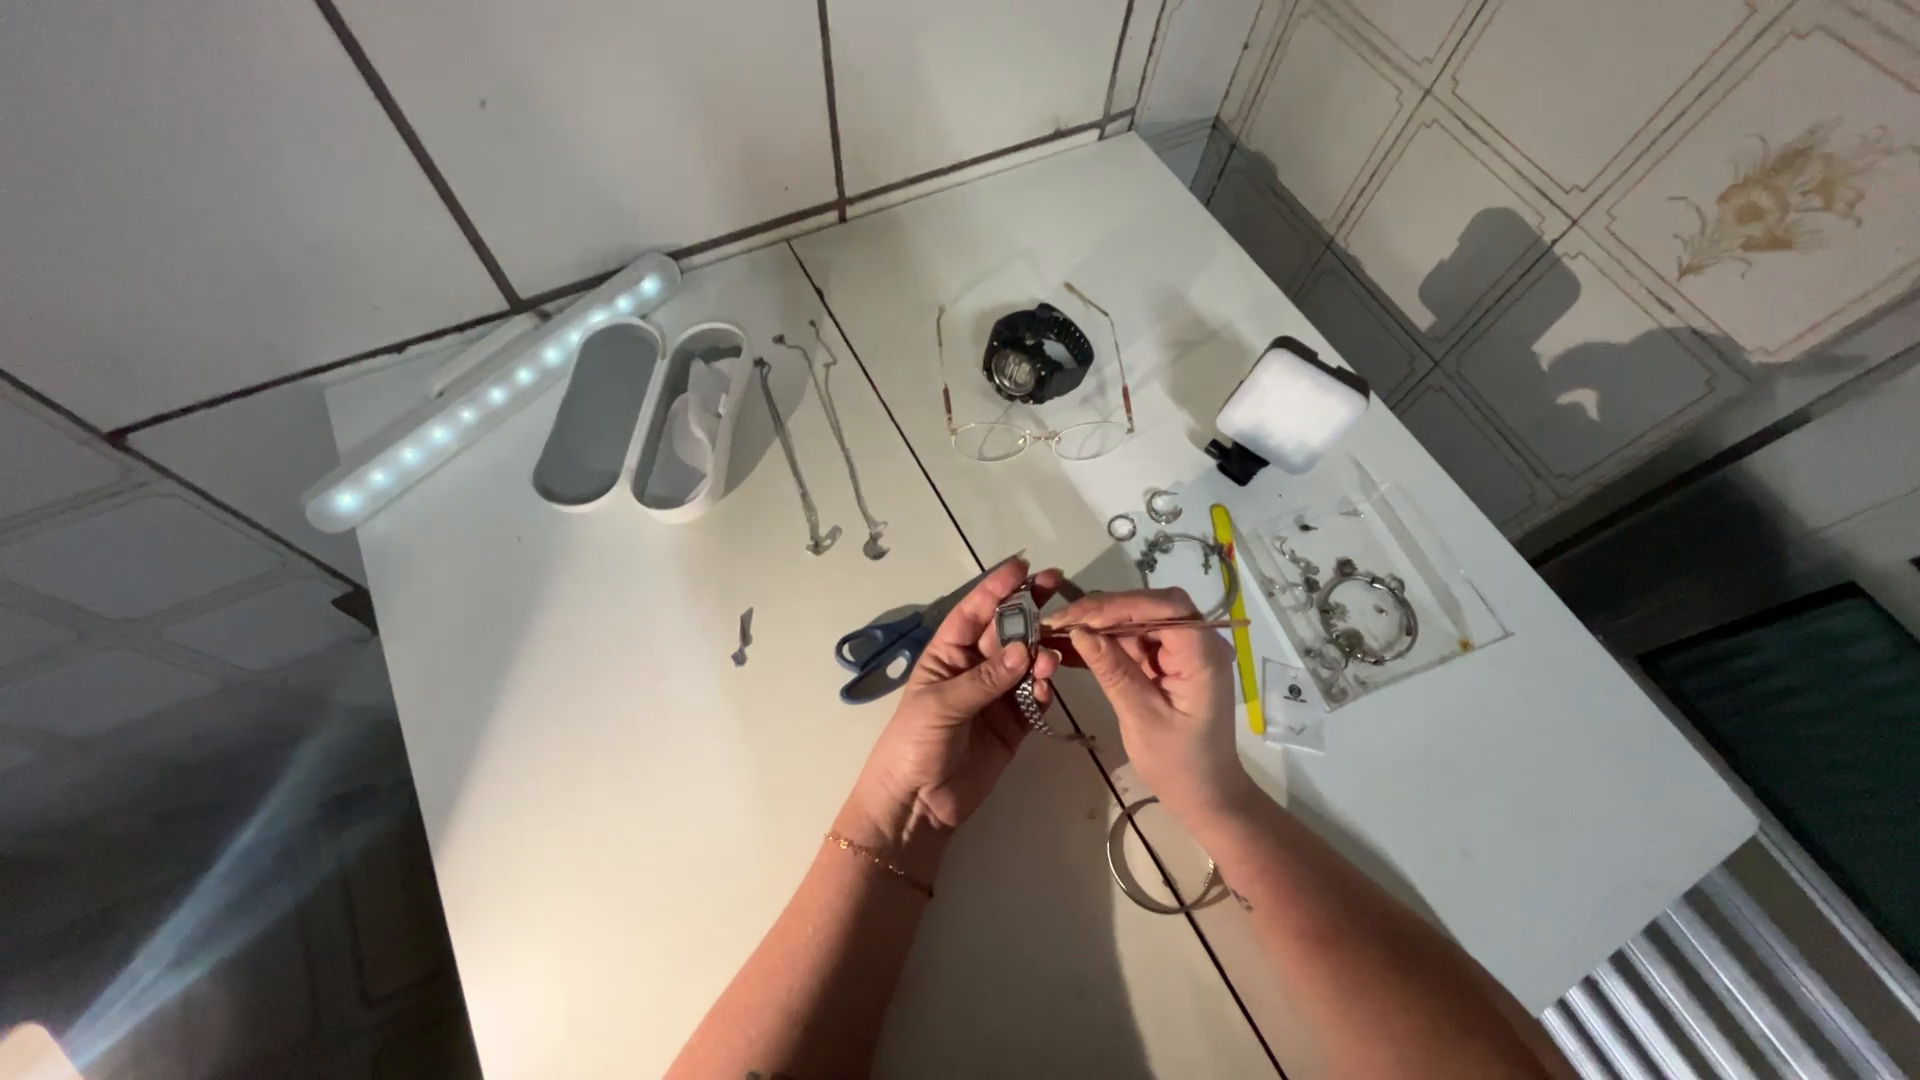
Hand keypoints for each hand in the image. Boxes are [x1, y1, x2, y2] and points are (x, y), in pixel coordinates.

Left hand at [843, 558, 1062, 858]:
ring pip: (1025, 662)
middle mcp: (973, 668)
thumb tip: (1024, 650)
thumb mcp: (941, 706)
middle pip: (1006, 631)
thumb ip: (984, 679)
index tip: (1023, 566)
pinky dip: (1043, 690)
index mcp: (946, 654)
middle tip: (1058, 588)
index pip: (974, 612)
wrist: (917, 805)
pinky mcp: (1013, 724)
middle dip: (1030, 611)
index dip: (997, 587)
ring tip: (1049, 658)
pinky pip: (1034, 698)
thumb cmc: (914, 745)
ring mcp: (995, 695)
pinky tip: (1045, 688)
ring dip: (1039, 654)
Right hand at [1051, 588, 1255, 822]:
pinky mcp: (1168, 660)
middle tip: (1060, 621)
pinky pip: (1135, 638)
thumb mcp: (1141, 719)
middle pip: (1150, 607)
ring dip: (1100, 623)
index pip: (1166, 608)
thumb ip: (1113, 672)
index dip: (1122, 604)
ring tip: (1059, 629)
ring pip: (1138, 619)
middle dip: (1104, 610)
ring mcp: (1183, 650)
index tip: (1080, 616)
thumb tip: (1079, 632)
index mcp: (1204, 656)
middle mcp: (1198, 643)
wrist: (1205, 793)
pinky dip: (1106, 639)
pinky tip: (1075, 642)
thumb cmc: (1179, 764)